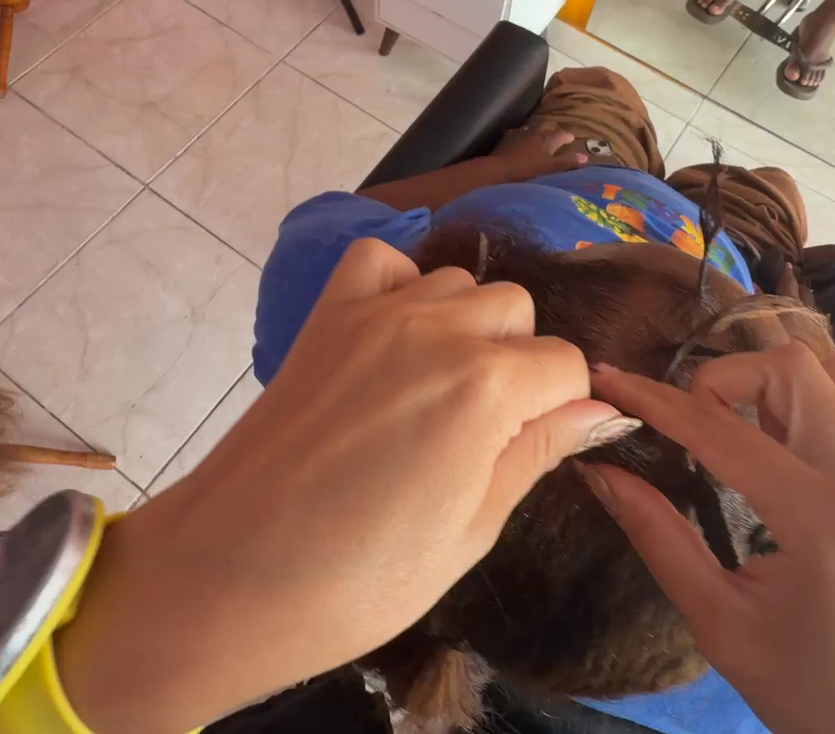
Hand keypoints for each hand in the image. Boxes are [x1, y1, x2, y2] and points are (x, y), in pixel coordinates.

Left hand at [59, 239, 624, 733]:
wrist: (233, 570)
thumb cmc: (364, 576)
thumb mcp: (473, 529)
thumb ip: (538, 453)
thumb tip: (602, 410)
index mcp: (487, 388)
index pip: (565, 364)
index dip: (562, 403)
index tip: (537, 436)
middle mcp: (440, 329)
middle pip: (516, 308)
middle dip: (518, 357)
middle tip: (484, 420)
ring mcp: (378, 311)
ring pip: (458, 280)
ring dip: (465, 322)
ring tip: (436, 383)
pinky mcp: (328, 312)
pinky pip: (381, 258)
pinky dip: (399, 282)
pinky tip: (394, 332)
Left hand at [489, 124, 589, 179]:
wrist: (499, 169)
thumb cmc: (527, 171)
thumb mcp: (550, 169)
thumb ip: (567, 162)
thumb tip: (585, 157)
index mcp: (548, 140)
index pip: (562, 134)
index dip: (567, 136)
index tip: (571, 139)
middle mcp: (536, 132)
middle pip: (547, 127)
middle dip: (552, 131)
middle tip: (555, 137)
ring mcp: (520, 133)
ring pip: (533, 128)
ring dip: (538, 132)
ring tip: (539, 138)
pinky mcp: (507, 137)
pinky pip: (518, 133)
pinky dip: (523, 136)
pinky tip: (520, 142)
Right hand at [579, 346, 834, 733]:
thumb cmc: (817, 703)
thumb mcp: (721, 626)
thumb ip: (657, 537)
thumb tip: (598, 471)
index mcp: (824, 518)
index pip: (721, 429)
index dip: (654, 399)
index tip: (608, 378)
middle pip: (793, 369)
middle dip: (724, 377)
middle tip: (687, 422)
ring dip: (776, 384)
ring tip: (737, 430)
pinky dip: (822, 410)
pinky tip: (792, 452)